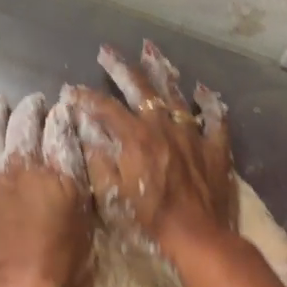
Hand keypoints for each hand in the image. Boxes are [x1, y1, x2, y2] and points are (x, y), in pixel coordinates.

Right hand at [67, 41, 235, 242]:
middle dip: (120, 68)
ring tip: (150, 49)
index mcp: (135, 137)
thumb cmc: (148, 220)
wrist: (197, 237)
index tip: (71, 90)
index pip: (105, 108)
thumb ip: (97, 157)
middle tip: (107, 51)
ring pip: (176, 94)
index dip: (85, 98)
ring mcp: (192, 134)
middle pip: (140, 89)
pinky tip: (202, 89)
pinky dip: (208, 102)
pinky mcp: (215, 148)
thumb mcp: (110, 193)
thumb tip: (84, 128)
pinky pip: (214, 119)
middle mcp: (163, 126)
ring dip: (161, 70)